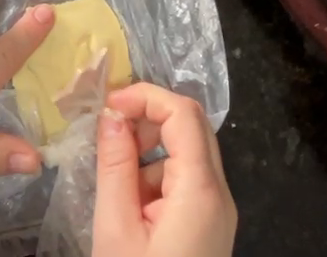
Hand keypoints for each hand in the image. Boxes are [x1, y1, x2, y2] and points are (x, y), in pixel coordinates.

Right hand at [94, 83, 236, 256]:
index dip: (145, 97)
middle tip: (106, 126)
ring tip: (112, 173)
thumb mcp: (115, 229)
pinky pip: (185, 178)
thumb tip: (110, 114)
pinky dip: (155, 172)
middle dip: (147, 116)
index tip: (107, 106)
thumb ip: (114, 165)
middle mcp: (219, 194)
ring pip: (187, 150)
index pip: (183, 113)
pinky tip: (128, 201)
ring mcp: (218, 211)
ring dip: (148, 146)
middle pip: (191, 126)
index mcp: (202, 191)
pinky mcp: (209, 225)